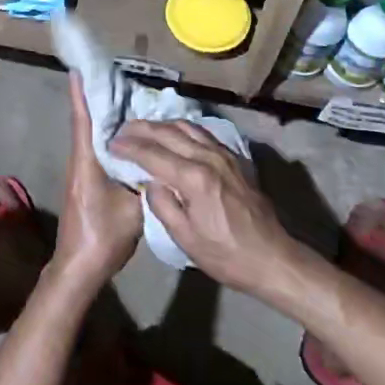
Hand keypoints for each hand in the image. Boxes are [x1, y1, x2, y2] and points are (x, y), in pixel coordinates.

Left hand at [50, 74, 141, 287]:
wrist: (80, 266)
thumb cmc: (102, 236)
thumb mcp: (133, 210)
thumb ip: (147, 182)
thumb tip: (163, 162)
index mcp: (86, 161)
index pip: (83, 119)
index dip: (81, 94)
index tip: (79, 69)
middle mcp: (79, 160)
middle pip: (87, 123)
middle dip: (97, 99)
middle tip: (114, 77)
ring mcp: (80, 171)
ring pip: (91, 136)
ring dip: (103, 117)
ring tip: (123, 98)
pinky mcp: (85, 181)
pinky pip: (95, 150)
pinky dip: (106, 136)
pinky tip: (123, 136)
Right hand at [109, 120, 307, 293]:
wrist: (274, 260)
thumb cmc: (226, 255)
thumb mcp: (184, 238)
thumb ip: (161, 204)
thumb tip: (149, 181)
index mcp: (194, 178)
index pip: (152, 153)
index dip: (128, 147)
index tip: (110, 145)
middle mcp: (209, 158)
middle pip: (167, 132)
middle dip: (140, 129)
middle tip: (120, 131)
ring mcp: (224, 155)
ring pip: (186, 127)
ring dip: (160, 125)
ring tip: (143, 129)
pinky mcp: (235, 159)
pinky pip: (202, 133)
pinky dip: (181, 129)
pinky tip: (173, 134)